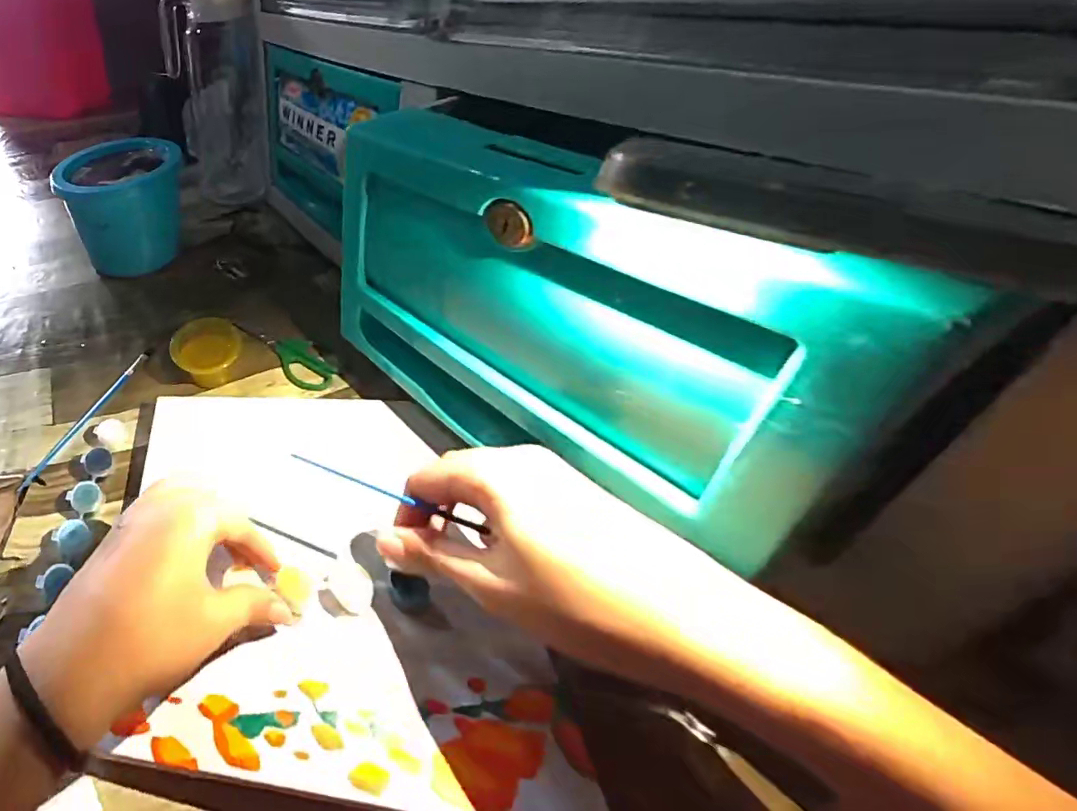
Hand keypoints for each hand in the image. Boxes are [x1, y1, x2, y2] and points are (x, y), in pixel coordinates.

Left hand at [19, 479, 295, 748]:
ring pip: (176, 497)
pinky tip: (178, 557)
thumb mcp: (213, 621)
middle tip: (245, 562)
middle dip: (232, 528)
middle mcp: (161, 504)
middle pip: (207, 501)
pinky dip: (175, 521)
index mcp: (190, 515)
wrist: (79, 661)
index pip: (237, 521)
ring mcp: (132, 516)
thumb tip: (287, 607)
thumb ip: (252, 604)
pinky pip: (154, 511)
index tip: (276, 574)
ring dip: (201, 516)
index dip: (261, 548)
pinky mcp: (114, 534)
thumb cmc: (156, 635)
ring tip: (213, 549)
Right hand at [375, 446, 767, 688]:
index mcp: (492, 471)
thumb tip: (383, 542)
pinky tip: (523, 559)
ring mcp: (556, 471)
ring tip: (478, 566)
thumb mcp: (492, 587)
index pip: (423, 476)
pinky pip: (522, 492)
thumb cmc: (577, 603)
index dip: (407, 515)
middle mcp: (520, 457)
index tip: (409, 556)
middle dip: (435, 514)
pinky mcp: (582, 489)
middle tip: (437, 563)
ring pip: (489, 484)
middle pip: (456, 474)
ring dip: (468, 517)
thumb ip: (432, 557)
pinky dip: (502, 518)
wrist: (693, 619)